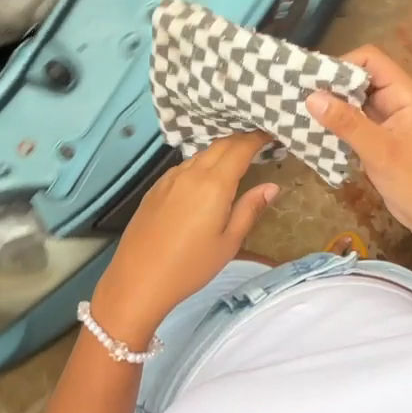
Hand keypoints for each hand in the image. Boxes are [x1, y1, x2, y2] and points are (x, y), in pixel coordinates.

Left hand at [89, 133, 279, 347]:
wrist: (138, 279)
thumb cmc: (190, 266)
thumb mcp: (228, 242)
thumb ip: (249, 209)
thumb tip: (271, 186)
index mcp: (213, 185)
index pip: (240, 149)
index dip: (258, 138)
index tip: (273, 133)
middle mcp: (190, 173)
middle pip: (220, 145)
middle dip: (241, 140)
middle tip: (260, 143)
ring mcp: (169, 179)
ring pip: (200, 154)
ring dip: (221, 151)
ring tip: (236, 159)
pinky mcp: (156, 188)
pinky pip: (184, 166)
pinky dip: (201, 163)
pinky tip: (205, 177)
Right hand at [306, 46, 411, 239]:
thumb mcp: (378, 151)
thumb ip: (346, 122)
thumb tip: (311, 96)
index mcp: (405, 94)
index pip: (370, 60)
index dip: (341, 64)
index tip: (312, 81)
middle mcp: (397, 100)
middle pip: (360, 78)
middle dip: (331, 85)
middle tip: (298, 96)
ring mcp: (390, 119)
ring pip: (356, 100)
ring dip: (332, 105)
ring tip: (300, 112)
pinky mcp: (382, 137)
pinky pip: (357, 121)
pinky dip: (338, 123)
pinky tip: (315, 131)